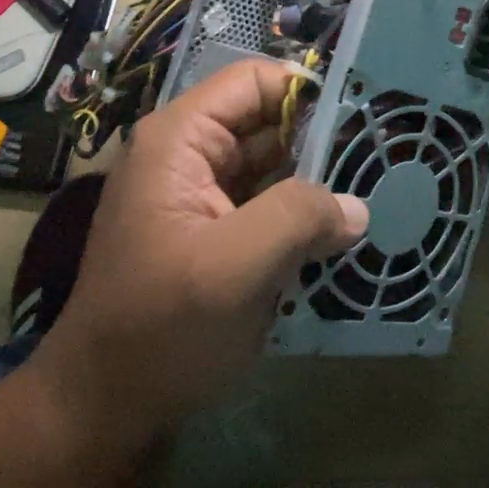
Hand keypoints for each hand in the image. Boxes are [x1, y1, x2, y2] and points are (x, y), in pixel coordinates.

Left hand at [25, 59, 368, 442]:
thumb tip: (358, 207)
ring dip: (319, 181)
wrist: (103, 405)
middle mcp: (190, 155)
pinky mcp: (216, 233)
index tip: (364, 116)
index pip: (253, 83)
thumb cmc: (159, 325)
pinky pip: (270, 206)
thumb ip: (298, 218)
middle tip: (385, 157)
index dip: (308, 91)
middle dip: (323, 139)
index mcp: (181, 140)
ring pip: (275, 166)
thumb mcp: (233, 267)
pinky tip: (346, 229)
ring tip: (379, 189)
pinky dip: (305, 215)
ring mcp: (202, 196)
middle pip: (269, 122)